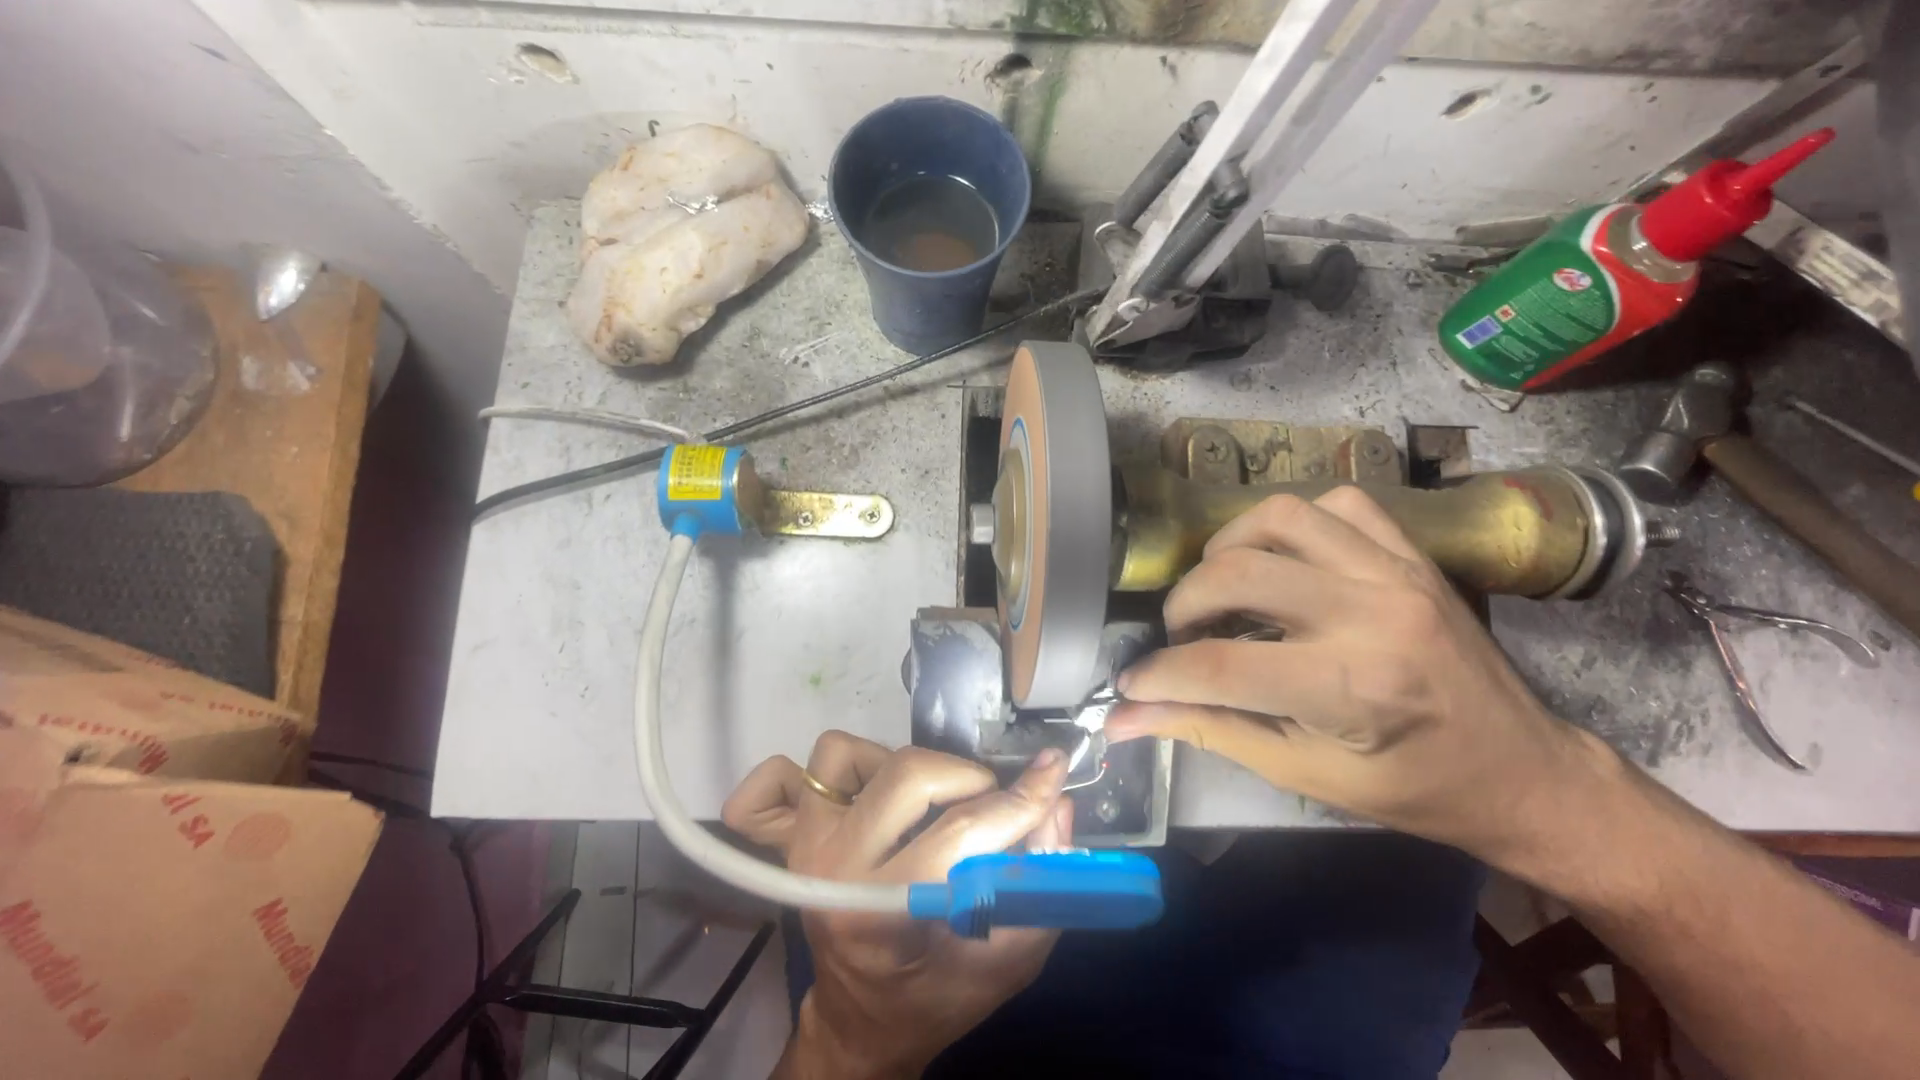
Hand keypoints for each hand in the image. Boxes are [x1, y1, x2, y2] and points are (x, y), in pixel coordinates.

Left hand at [723, 733, 1071, 1079]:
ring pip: (848, 753)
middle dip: (968, 779)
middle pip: (908, 775)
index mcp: (886, 913)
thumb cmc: (936, 996)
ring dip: (906, 767)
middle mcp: (836, 869)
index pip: (961, 833)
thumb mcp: (1006, 962)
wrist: (863, 1020)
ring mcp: (807, 845)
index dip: (1018, 798)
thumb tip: (1056, 804)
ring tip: (935, 803)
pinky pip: (807, 765)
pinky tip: (882, 796)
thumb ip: (1040, 885)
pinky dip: (849, 766)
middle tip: (992, 804)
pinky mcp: (793, 833)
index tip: (1053, 769)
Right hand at [1104, 487, 1612, 865]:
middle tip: (1181, 640)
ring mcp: (1396, 572)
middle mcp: (1370, 613)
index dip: (1157, 675)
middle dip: (1183, 608)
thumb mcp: (1304, 773)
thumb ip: (1210, 731)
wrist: (1522, 770)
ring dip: (1229, 549)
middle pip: (1236, 574)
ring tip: (1222, 588)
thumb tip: (1123, 718)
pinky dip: (1293, 524)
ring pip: (1280, 517)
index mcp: (1350, 687)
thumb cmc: (1413, 788)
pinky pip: (1339, 504)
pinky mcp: (1412, 554)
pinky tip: (1283, 561)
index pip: (1218, 665)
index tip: (1130, 685)